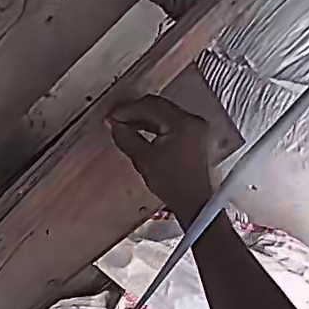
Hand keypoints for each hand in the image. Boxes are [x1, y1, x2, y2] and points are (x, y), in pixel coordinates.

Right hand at [109, 96, 214, 225]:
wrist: (195, 203)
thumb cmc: (174, 185)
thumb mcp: (144, 160)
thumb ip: (127, 138)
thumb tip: (115, 125)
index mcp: (182, 124)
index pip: (150, 105)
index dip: (127, 109)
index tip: (111, 116)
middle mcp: (193, 120)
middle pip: (158, 106)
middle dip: (135, 111)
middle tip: (116, 119)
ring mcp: (196, 126)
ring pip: (164, 112)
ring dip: (144, 117)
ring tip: (125, 125)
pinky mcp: (196, 134)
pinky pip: (171, 121)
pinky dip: (155, 124)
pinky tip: (141, 130)